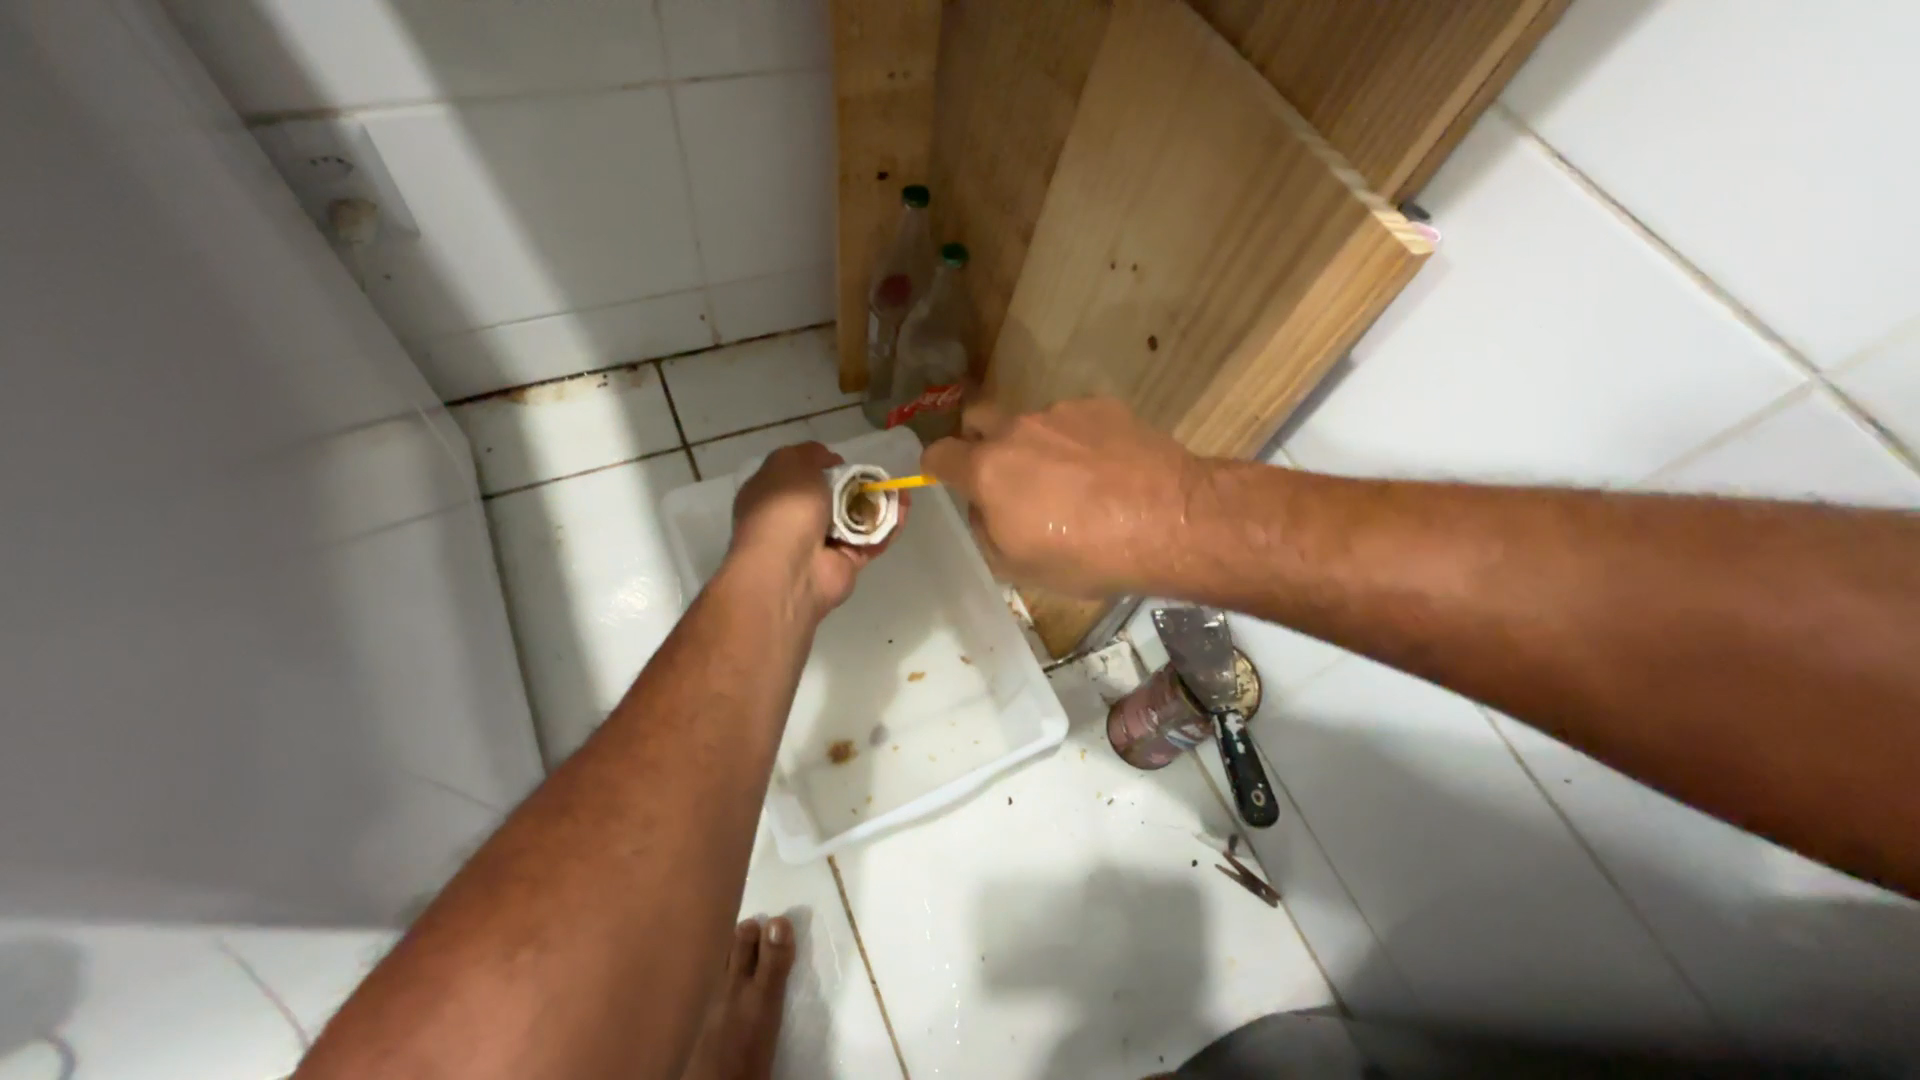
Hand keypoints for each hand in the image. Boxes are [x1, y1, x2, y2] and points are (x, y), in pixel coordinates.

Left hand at [728, 442, 901, 619]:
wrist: (792, 566)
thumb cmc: (785, 507)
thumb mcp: (790, 462)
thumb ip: (811, 453)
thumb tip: (830, 460)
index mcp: (772, 496)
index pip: (797, 477)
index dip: (820, 466)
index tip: (840, 461)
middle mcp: (795, 520)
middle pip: (832, 497)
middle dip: (856, 485)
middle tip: (877, 475)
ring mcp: (821, 544)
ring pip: (856, 519)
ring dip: (879, 503)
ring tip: (900, 489)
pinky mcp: (847, 563)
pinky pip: (872, 540)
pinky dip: (889, 524)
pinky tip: (904, 507)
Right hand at [920, 398, 1203, 596]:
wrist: (1168, 521)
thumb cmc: (1086, 555)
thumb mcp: (1019, 567)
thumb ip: (986, 532)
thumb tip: (984, 510)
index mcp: (987, 470)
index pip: (938, 454)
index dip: (936, 467)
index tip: (945, 479)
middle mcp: (1016, 430)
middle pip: (977, 417)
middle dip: (979, 439)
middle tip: (1005, 474)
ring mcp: (1061, 413)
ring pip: (1031, 423)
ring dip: (1037, 446)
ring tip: (1073, 481)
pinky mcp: (1101, 406)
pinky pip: (1074, 422)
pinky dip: (1078, 442)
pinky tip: (1106, 470)